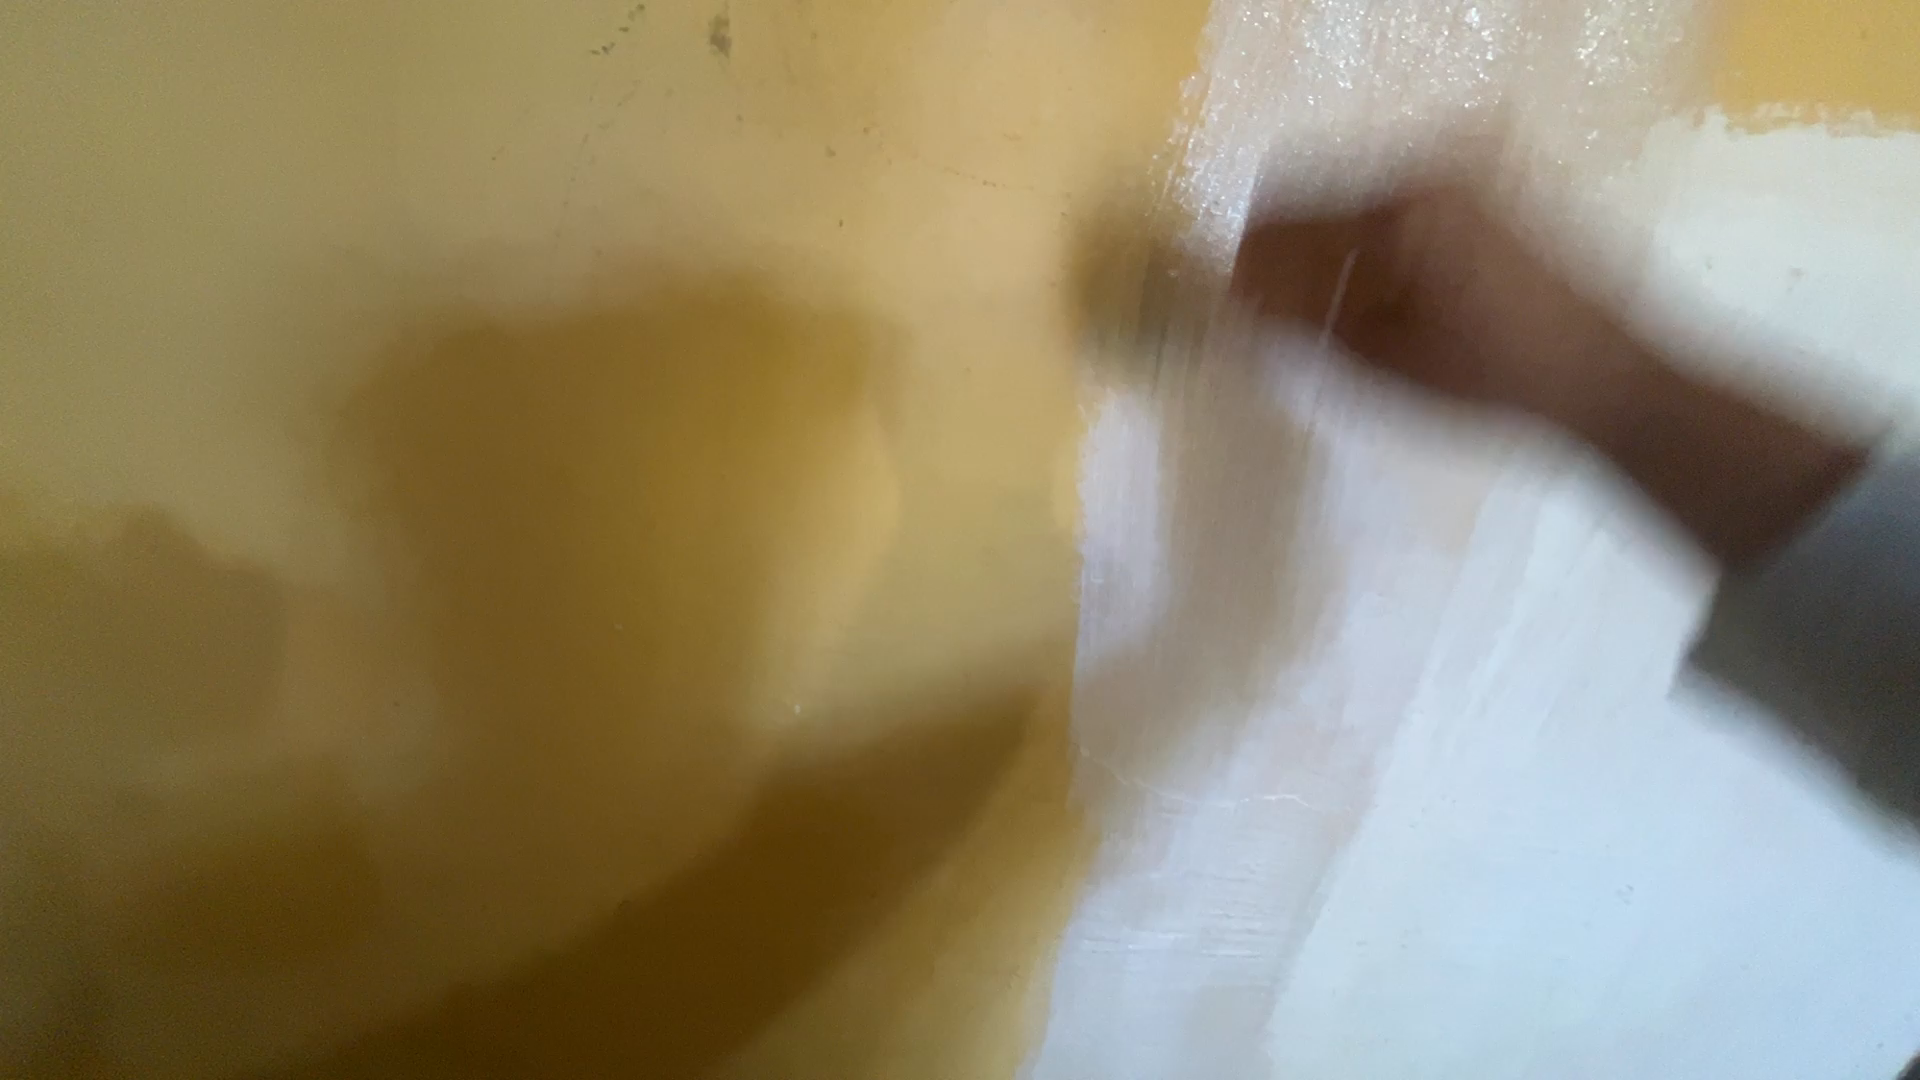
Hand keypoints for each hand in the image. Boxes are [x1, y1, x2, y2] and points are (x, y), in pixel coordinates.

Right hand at [1232, 183, 1864, 566]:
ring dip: (1316, 260)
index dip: (1240, 272)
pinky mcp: (1478, 189)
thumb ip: (1289, 320)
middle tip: (1272, 325)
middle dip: (1277, 264)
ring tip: (1330, 321)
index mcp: (1398, 208)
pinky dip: (1357, 254)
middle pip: (1305, 203)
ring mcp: (1460, 173)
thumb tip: (1224, 297)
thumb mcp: (1371, 360)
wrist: (1606, 377)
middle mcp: (1428, 169)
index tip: (1226, 316)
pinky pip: (1381, 210)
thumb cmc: (1483, 380)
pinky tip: (1373, 301)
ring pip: (1341, 206)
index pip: (1277, 224)